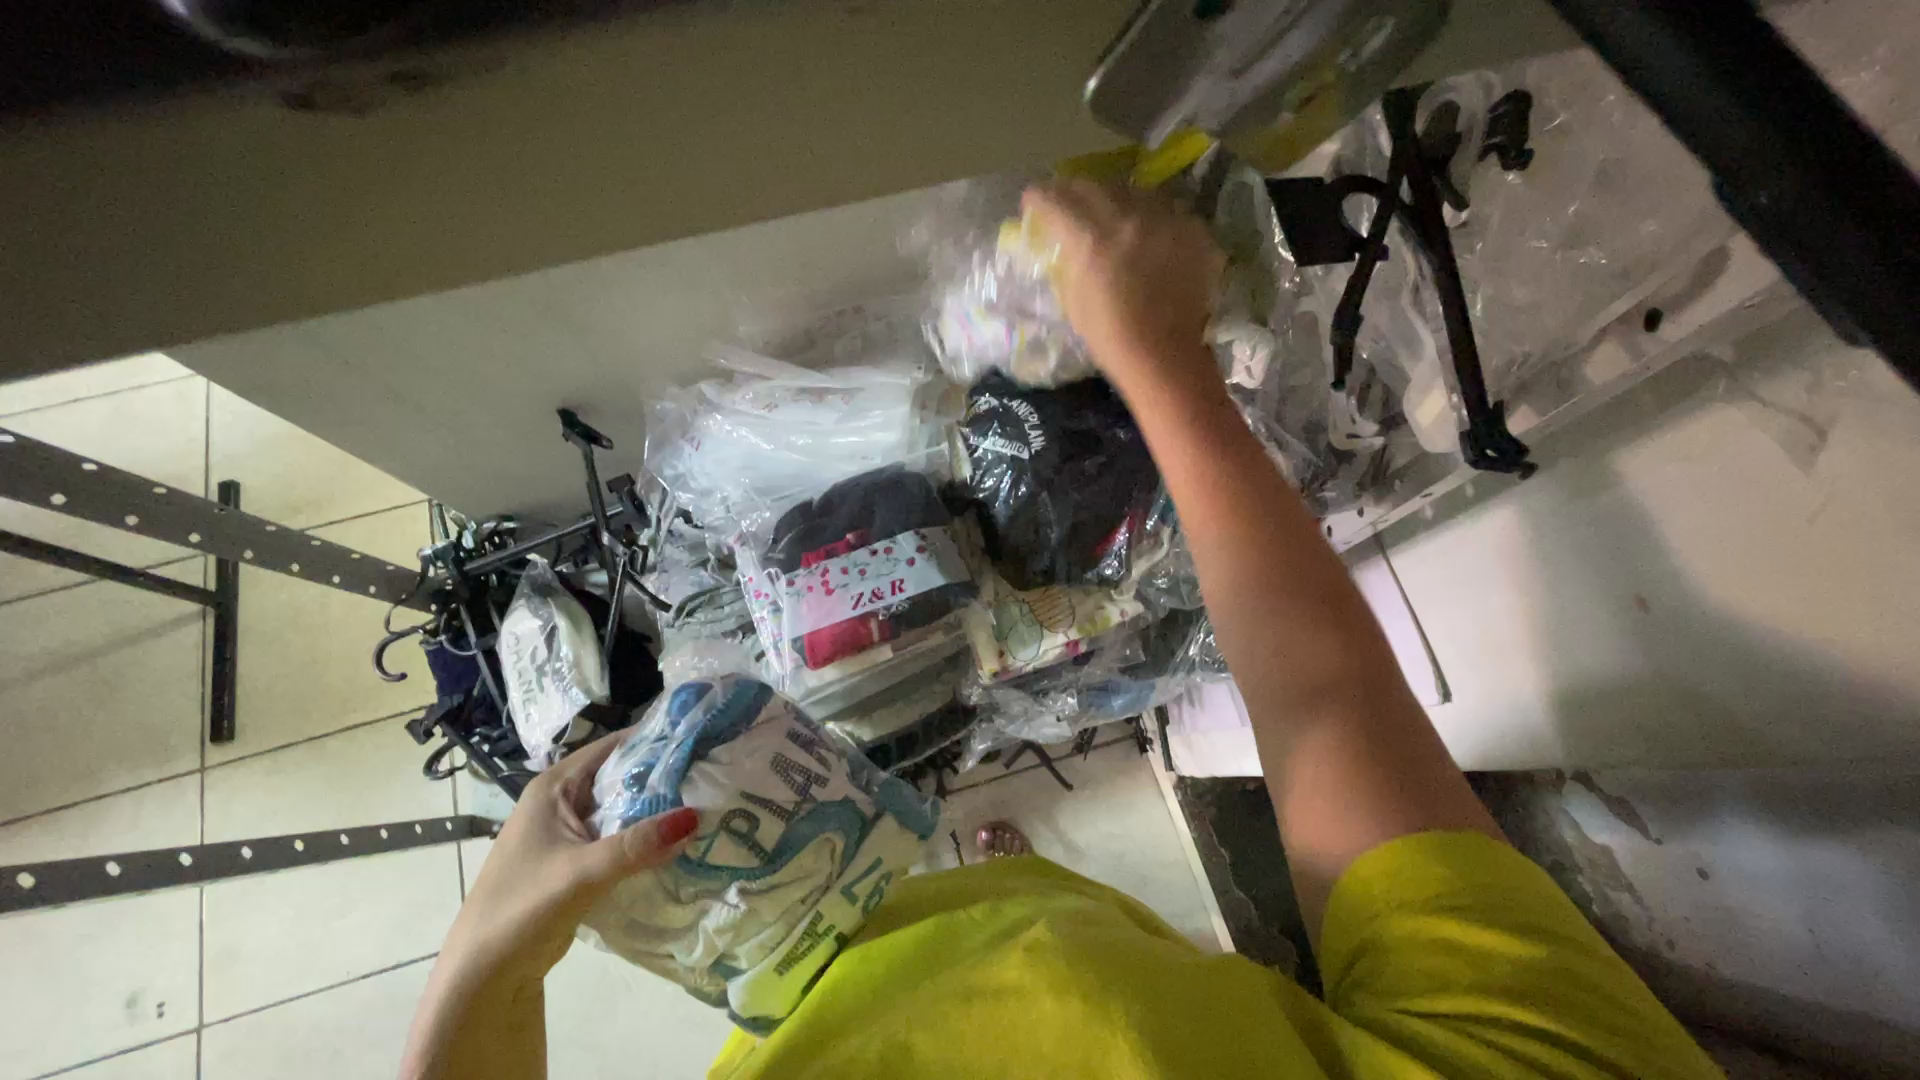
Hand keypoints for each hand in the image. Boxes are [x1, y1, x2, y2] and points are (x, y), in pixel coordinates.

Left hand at [445, 733, 698, 986]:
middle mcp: (561, 801)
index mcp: (553, 787)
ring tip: (706, 799)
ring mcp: (569, 832)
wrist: (483, 975)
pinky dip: (646, 836)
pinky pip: (620, 836)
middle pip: (620, 776)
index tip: (697, 737)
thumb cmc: (522, 909)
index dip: (652, 738)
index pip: (611, 747)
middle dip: (662, 775)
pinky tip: (679, 840)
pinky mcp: (578, 860)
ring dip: (657, 809)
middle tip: (710, 769)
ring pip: (622, 808)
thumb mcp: (583, 871)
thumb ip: (638, 844)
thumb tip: (697, 816)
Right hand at [1023, 178, 1224, 395]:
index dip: (1039, 198)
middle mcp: (1127, 219)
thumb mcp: (1073, 299)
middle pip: (1094, 187)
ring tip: (1109, 209)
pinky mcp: (1192, 230)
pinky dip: (1149, 215)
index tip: (1031, 201)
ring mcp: (1164, 220)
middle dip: (1074, 190)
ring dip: (1114, 197)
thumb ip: (1068, 260)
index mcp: (1090, 240)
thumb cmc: (1110, 337)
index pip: (1055, 201)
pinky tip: (1145, 231)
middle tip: (1067, 198)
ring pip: (1132, 190)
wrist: (1165, 356)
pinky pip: (1165, 209)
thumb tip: (1064, 241)